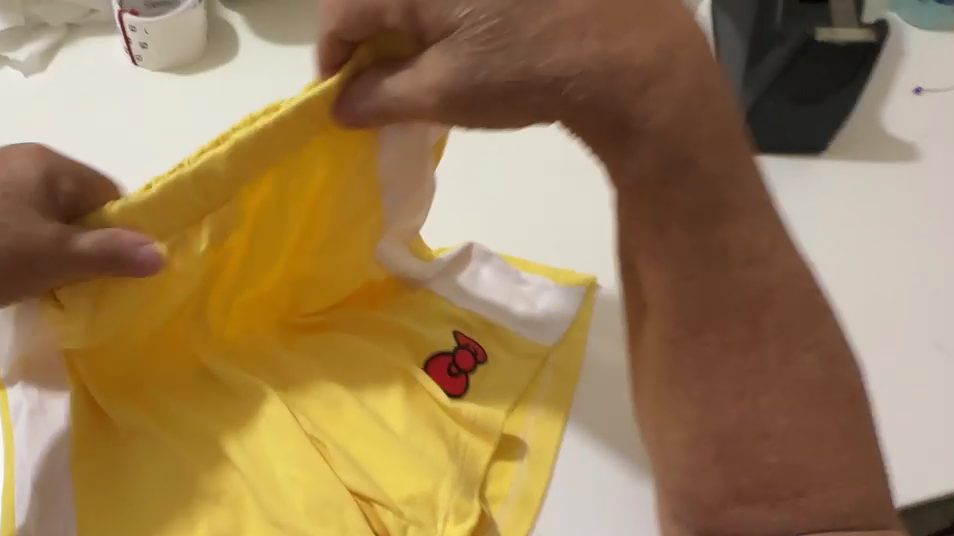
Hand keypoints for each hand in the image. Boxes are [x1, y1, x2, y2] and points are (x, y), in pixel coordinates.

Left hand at [0, 144, 162, 327]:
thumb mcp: (63, 258)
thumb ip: (113, 254)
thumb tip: (161, 254)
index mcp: (44, 160)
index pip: (104, 190)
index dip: (118, 229)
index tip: (117, 266)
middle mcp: (15, 160)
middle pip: (74, 202)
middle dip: (86, 240)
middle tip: (86, 279)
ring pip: (45, 216)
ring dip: (57, 248)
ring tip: (53, 283)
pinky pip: (17, 225)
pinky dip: (29, 249)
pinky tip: (21, 276)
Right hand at [317, 0, 735, 159]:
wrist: (622, 50)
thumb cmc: (522, 72)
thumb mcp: (438, 94)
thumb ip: (376, 98)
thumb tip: (340, 106)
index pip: (338, 12)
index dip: (331, 61)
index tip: (341, 101)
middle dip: (366, 42)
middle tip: (377, 90)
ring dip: (401, 28)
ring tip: (417, 71)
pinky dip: (436, 15)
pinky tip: (454, 42)